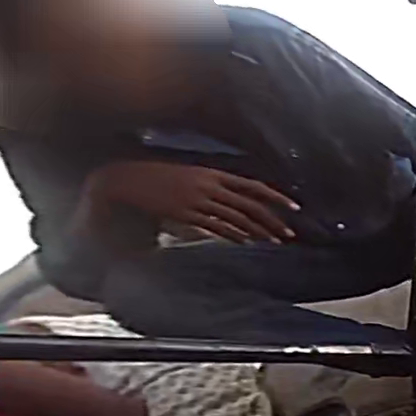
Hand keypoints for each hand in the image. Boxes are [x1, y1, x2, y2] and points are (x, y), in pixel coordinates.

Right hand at [87, 160, 298, 242]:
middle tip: (289, 234)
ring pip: (237, 219)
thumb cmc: (158, 177)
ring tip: (273, 241)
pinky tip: (246, 241)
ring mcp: (195, 201)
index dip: (277, 197)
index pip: (253, 186)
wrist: (119, 181)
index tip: (297, 208)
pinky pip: (216, 227)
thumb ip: (217, 184)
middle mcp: (207, 187)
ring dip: (258, 232)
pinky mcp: (184, 214)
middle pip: (250, 207)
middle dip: (273, 222)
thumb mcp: (190, 174)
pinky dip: (234, 235)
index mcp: (211, 174)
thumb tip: (243, 198)